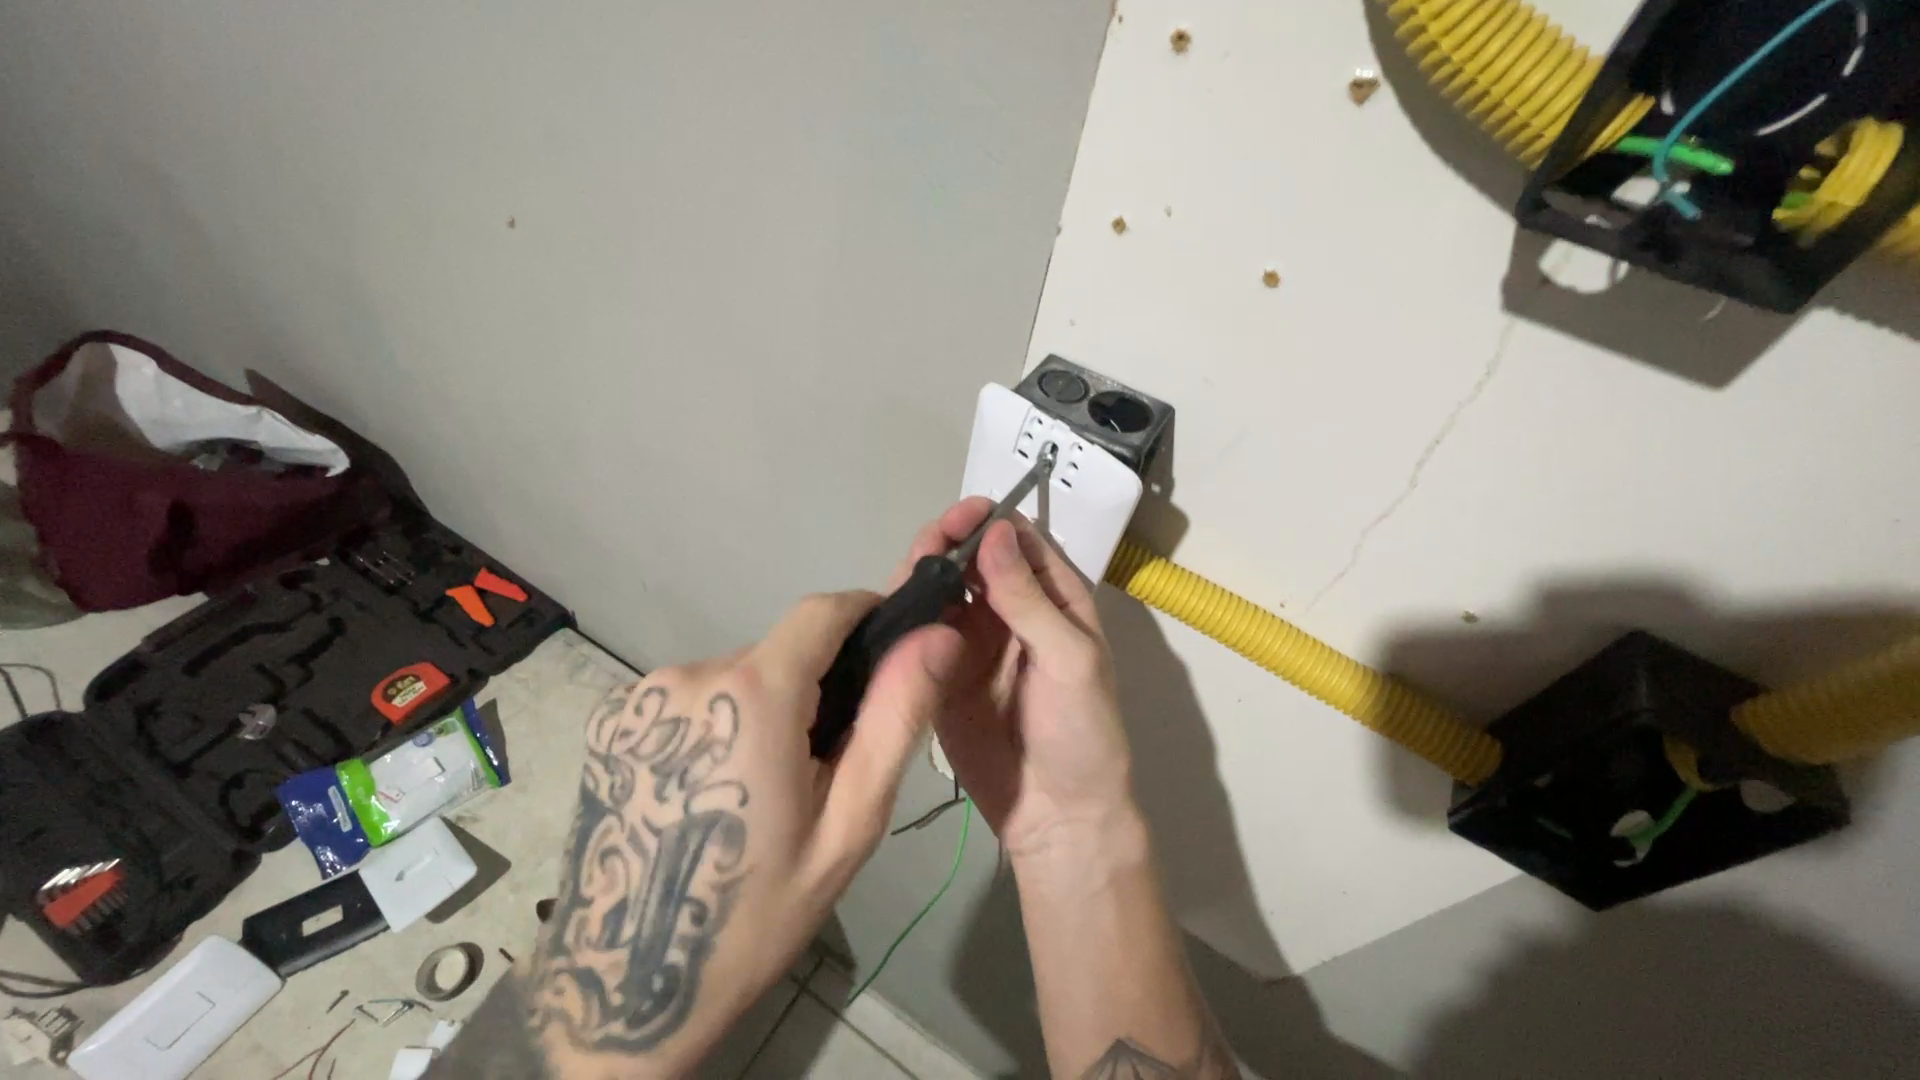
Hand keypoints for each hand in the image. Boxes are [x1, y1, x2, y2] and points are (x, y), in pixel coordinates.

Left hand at [529, 592, 963, 1076]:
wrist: (629, 989)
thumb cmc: (757, 911)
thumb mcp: (848, 824)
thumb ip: (895, 718)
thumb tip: (938, 635)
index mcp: (752, 696)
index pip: (823, 610)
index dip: (865, 617)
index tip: (887, 652)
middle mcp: (687, 675)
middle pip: (777, 650)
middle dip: (813, 685)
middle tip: (824, 764)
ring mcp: (638, 698)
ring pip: (734, 674)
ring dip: (762, 708)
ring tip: (764, 787)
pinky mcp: (610, 721)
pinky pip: (690, 699)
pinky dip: (717, 723)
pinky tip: (713, 788)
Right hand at [901, 498, 1138, 865]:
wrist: (1056, 814)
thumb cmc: (1080, 731)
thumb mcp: (1069, 659)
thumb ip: (1029, 599)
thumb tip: (996, 531)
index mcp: (1052, 600)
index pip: (1019, 542)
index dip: (992, 522)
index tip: (963, 515)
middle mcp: (1008, 612)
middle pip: (973, 559)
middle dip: (950, 540)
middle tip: (929, 541)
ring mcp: (970, 641)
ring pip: (940, 589)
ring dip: (923, 572)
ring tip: (907, 571)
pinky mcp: (939, 671)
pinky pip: (918, 632)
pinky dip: (903, 614)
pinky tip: (888, 606)